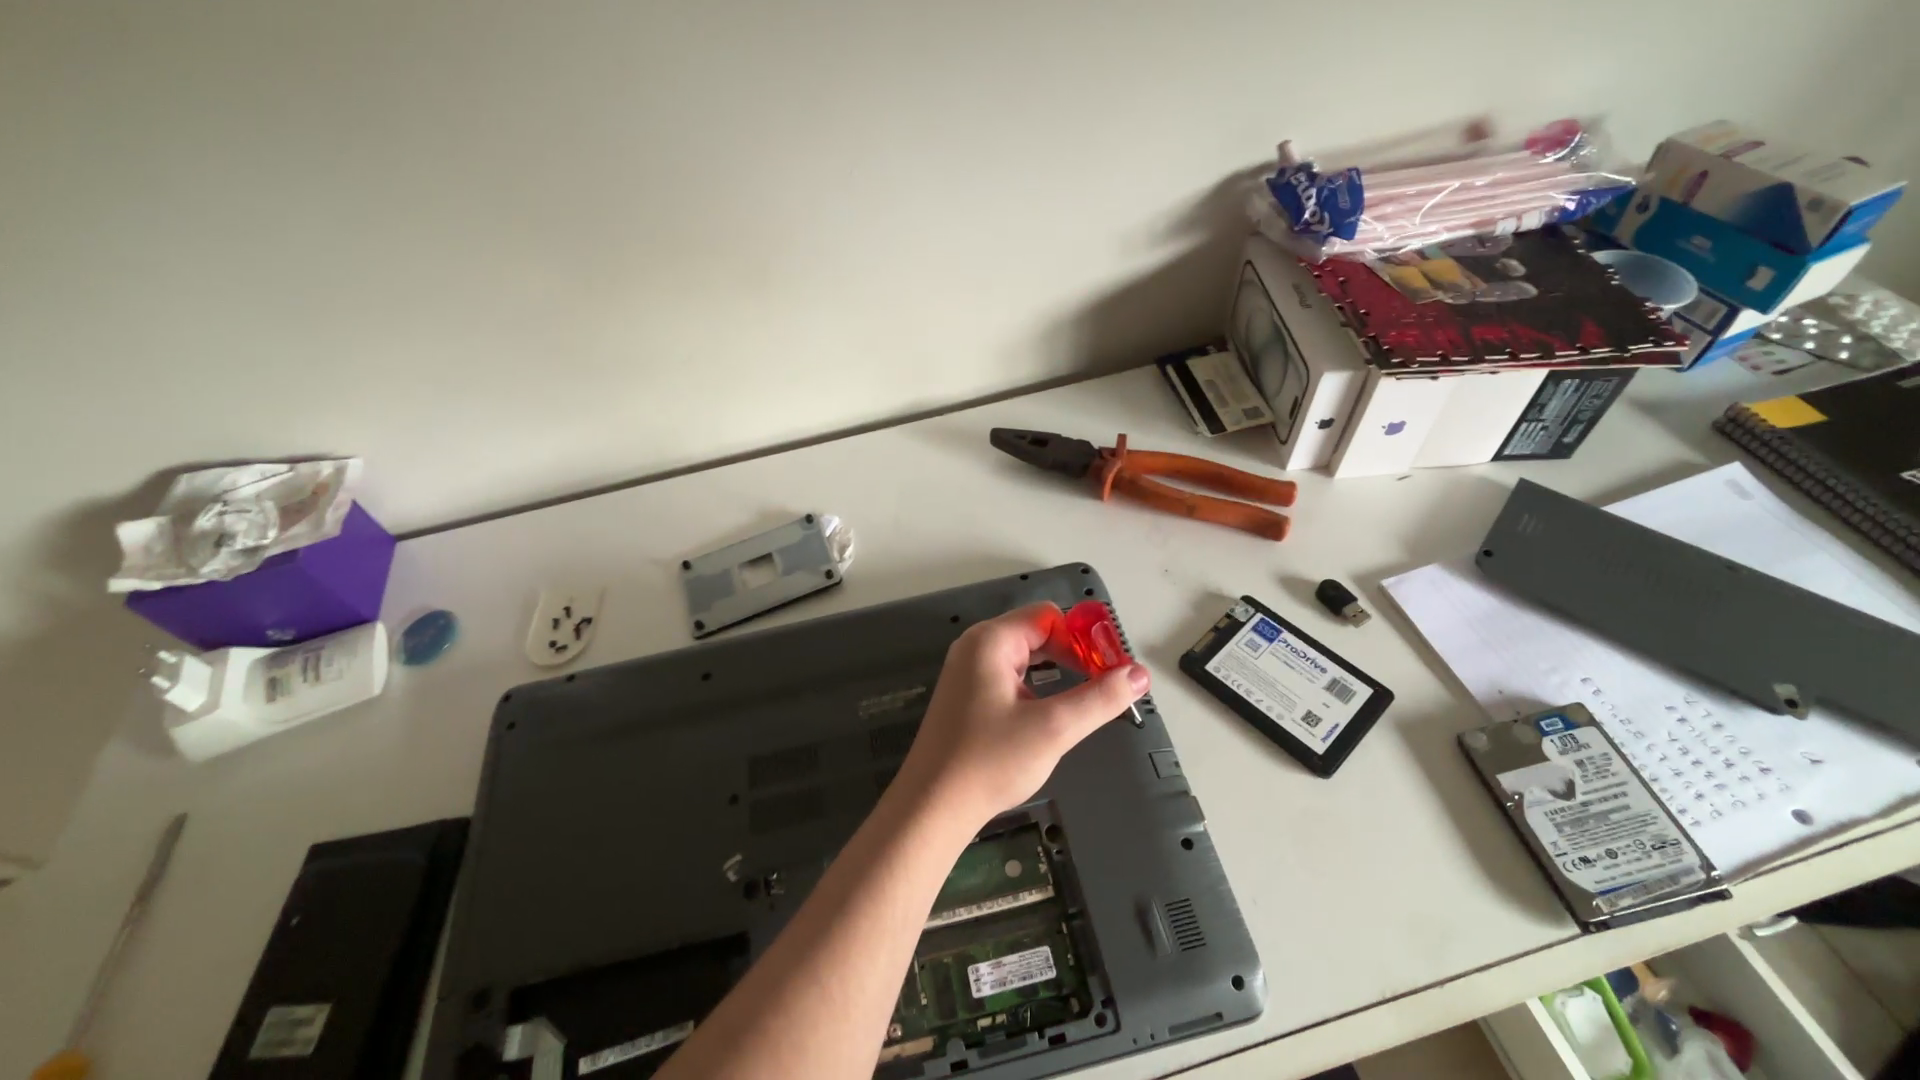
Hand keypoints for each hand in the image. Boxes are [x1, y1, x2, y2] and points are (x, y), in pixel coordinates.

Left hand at [896, 602, 1149, 824]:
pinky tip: (1051, 716)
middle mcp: (976, 648)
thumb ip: (1100, 698)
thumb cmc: (990, 762)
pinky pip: (1012, 678)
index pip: (1050, 617)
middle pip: (1038, 633)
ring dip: (1058, 674)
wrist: (934, 806)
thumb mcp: (1054, 728)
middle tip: (1105, 688)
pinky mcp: (968, 698)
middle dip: (1074, 656)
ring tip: (1084, 703)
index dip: (1084, 638)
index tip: (1112, 669)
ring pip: (1027, 658)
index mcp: (991, 642)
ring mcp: (969, 673)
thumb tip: (1139, 674)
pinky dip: (1038, 689)